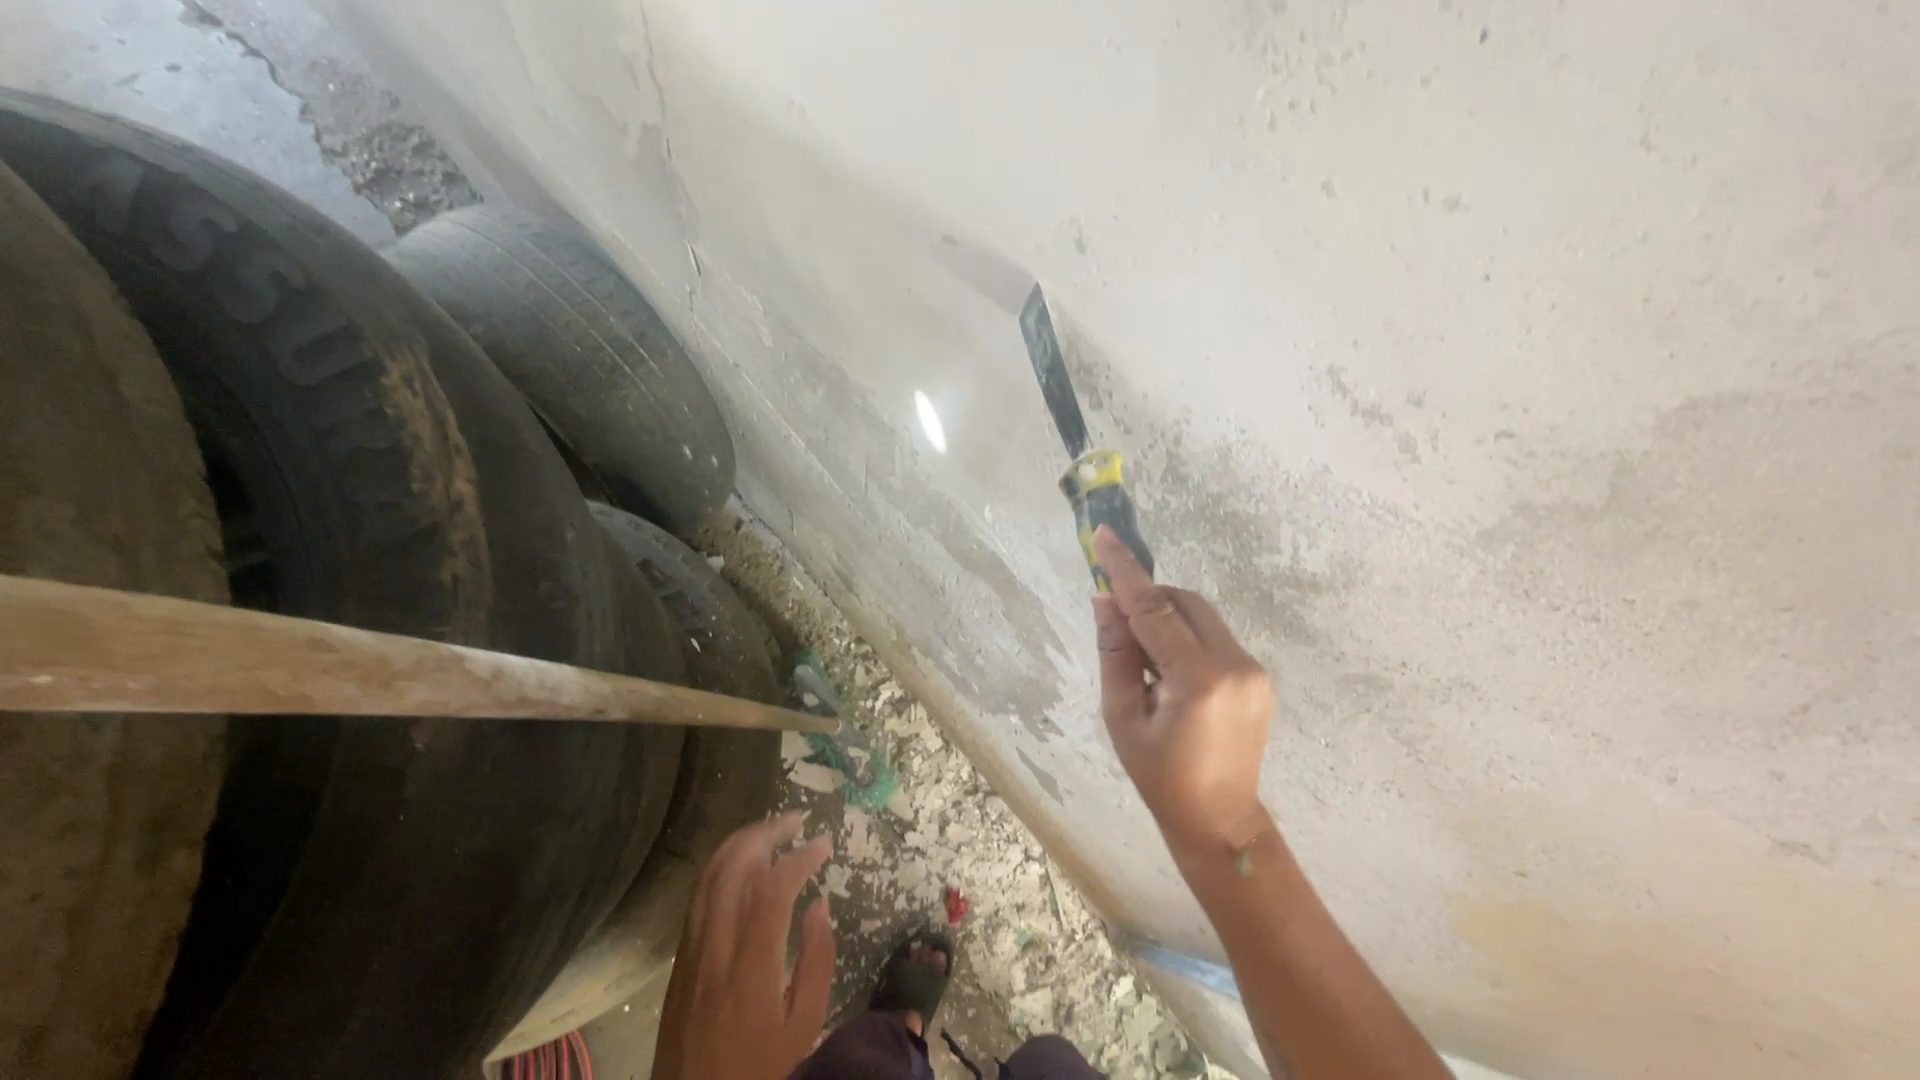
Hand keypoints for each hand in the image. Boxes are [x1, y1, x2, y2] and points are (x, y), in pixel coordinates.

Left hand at [651, 812, 834, 1079]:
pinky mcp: (680, 958)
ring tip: (772, 830)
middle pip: (733, 868)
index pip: (773, 889)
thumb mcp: (804, 1025)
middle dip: (766, 833)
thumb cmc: (760, 1068)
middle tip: (797, 820)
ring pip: (709, 876)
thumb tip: (821, 903)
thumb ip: (817, 961)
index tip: (825, 843)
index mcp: (751, 967)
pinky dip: (721, 866)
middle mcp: (715, 947)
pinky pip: (698, 896)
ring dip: (741, 843)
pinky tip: (742, 864)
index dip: (800, 856)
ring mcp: (692, 950)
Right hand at [1092, 526, 1273, 844]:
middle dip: (1148, 597)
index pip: (1155, 610)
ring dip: (1167, 617)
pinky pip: (1214, 636)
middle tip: (1117, 621)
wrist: (1219, 817)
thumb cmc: (1159, 776)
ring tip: (1144, 658)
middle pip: (1184, 602)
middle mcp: (1235, 665)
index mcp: (1198, 680)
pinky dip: (1186, 637)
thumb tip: (1106, 601)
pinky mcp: (1258, 676)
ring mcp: (1253, 670)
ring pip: (1201, 616)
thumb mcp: (1121, 717)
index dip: (1127, 571)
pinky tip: (1170, 672)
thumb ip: (1115, 653)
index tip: (1105, 537)